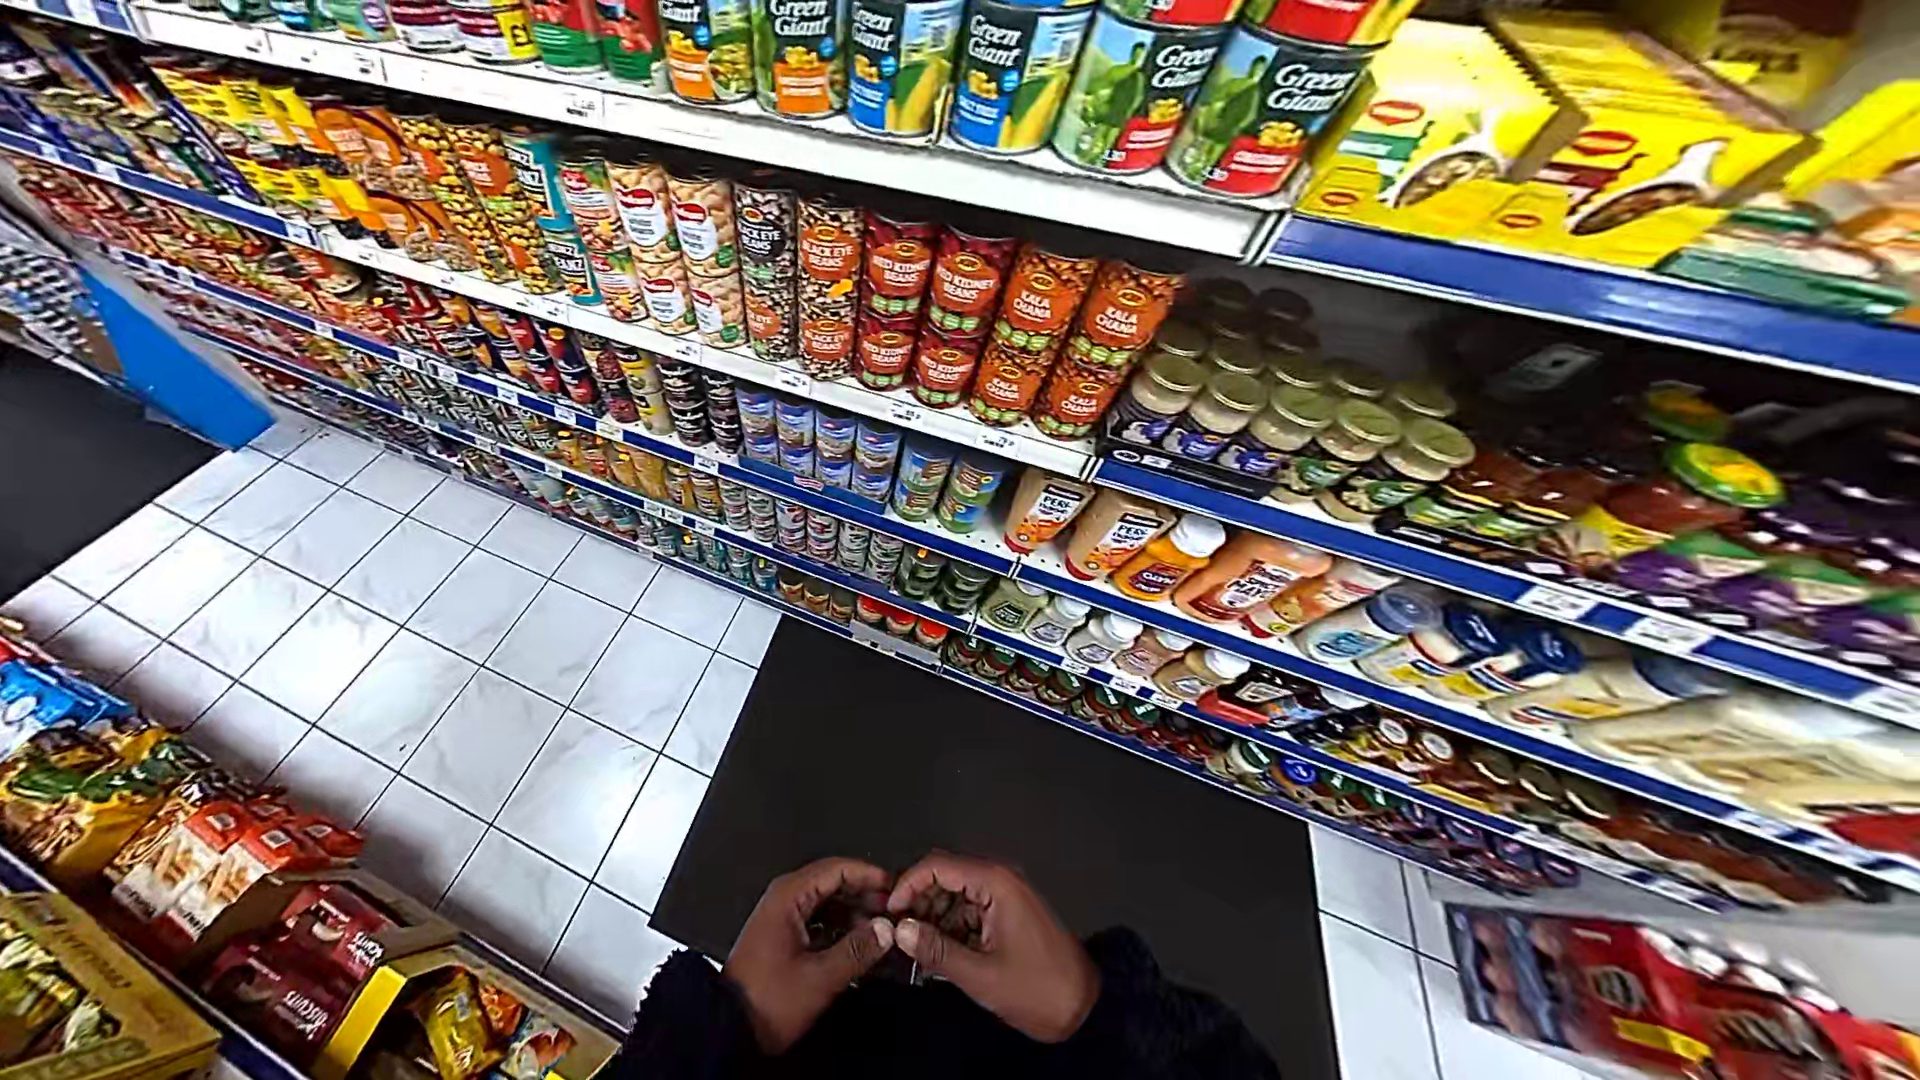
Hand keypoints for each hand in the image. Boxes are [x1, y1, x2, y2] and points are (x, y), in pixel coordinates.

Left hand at [724, 857, 895, 1053]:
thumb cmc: (763, 1002)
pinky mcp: (784, 933)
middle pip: (834, 881)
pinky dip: (841, 924)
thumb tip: (885, 930)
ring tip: (878, 928)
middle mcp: (785, 897)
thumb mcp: (817, 978)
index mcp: (789, 895)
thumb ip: (856, 950)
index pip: (838, 868)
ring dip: (855, 910)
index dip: (868, 875)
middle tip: (890, 909)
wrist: (726, 1032)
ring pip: (828, 900)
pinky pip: (820, 917)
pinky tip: (858, 941)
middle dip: (864, 893)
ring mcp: (783, 914)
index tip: (892, 887)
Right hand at [886, 852, 1097, 1042]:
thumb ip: (937, 950)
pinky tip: (937, 950)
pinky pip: (969, 908)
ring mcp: (1004, 893)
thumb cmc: (1036, 989)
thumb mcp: (981, 975)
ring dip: (933, 914)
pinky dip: (950, 925)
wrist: (1083, 1007)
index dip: (909, 884)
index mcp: (995, 881)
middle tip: (898, 932)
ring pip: (955, 892)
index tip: (890, 912)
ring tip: (914, 946)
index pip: (938, 865)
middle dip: (918, 900)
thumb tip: (900, 929)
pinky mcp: (1006, 911)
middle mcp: (999, 877)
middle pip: (945, 874)